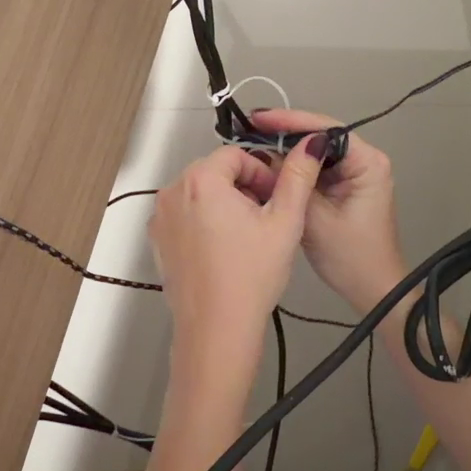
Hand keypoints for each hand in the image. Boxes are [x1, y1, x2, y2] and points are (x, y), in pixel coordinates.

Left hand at [149, 144, 325, 370]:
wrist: (216, 328)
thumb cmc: (252, 275)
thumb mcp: (285, 222)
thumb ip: (298, 176)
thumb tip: (313, 142)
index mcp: (201, 180)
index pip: (235, 154)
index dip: (261, 172)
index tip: (276, 198)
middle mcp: (172, 192)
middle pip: (214, 171)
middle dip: (243, 186)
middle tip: (266, 217)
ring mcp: (160, 218)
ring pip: (199, 194)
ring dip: (225, 203)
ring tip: (248, 235)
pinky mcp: (157, 241)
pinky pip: (184, 216)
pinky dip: (204, 222)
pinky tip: (225, 250)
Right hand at [249, 110, 407, 314]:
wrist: (373, 292)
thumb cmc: (350, 257)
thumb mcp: (315, 218)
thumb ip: (291, 182)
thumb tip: (262, 153)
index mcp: (367, 162)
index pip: (325, 129)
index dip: (290, 122)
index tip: (256, 119)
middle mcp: (364, 161)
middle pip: (320, 137)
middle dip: (284, 134)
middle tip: (247, 129)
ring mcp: (354, 175)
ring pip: (314, 154)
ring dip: (286, 151)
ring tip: (251, 144)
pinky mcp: (344, 189)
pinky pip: (315, 171)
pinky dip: (293, 170)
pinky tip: (266, 167)